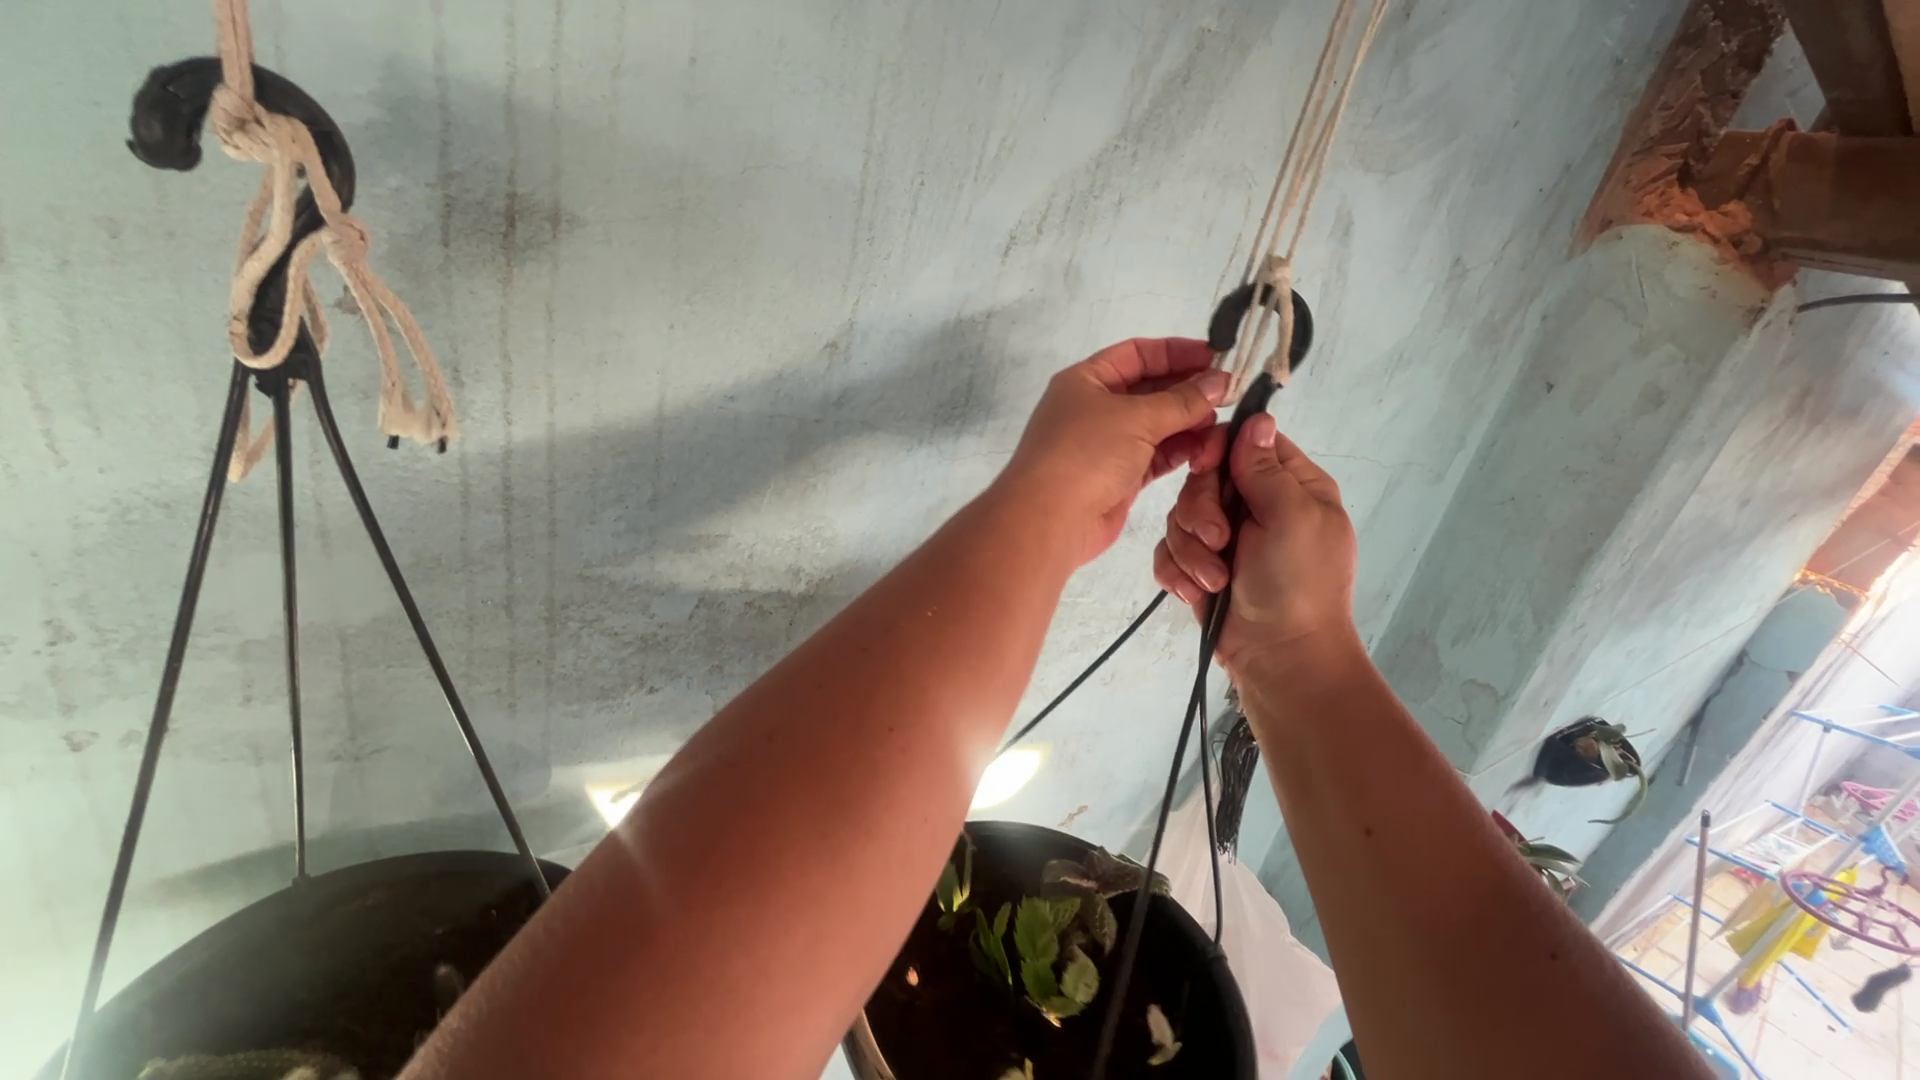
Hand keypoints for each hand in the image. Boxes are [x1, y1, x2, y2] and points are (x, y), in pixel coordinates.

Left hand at [1001, 338, 1229, 562]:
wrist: (1049, 520)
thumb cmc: (1086, 454)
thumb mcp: (1136, 417)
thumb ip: (1182, 400)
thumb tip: (1220, 382)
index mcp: (1086, 380)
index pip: (1136, 354)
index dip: (1176, 352)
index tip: (1217, 356)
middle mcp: (1094, 409)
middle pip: (1149, 390)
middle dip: (1188, 391)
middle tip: (1229, 394)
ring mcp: (1105, 445)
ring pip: (1155, 425)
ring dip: (1188, 423)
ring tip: (1221, 423)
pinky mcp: (1118, 478)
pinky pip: (1155, 456)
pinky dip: (1179, 451)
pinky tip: (1207, 448)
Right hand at [1152, 412, 1357, 678]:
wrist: (1281, 658)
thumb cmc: (1298, 585)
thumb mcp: (1293, 518)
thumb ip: (1267, 469)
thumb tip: (1258, 418)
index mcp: (1289, 486)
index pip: (1243, 442)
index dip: (1216, 450)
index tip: (1205, 468)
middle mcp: (1253, 506)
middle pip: (1200, 480)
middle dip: (1200, 513)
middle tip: (1218, 542)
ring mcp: (1223, 539)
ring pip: (1178, 518)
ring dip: (1191, 552)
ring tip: (1214, 582)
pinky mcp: (1197, 567)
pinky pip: (1167, 552)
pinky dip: (1177, 573)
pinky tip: (1194, 592)